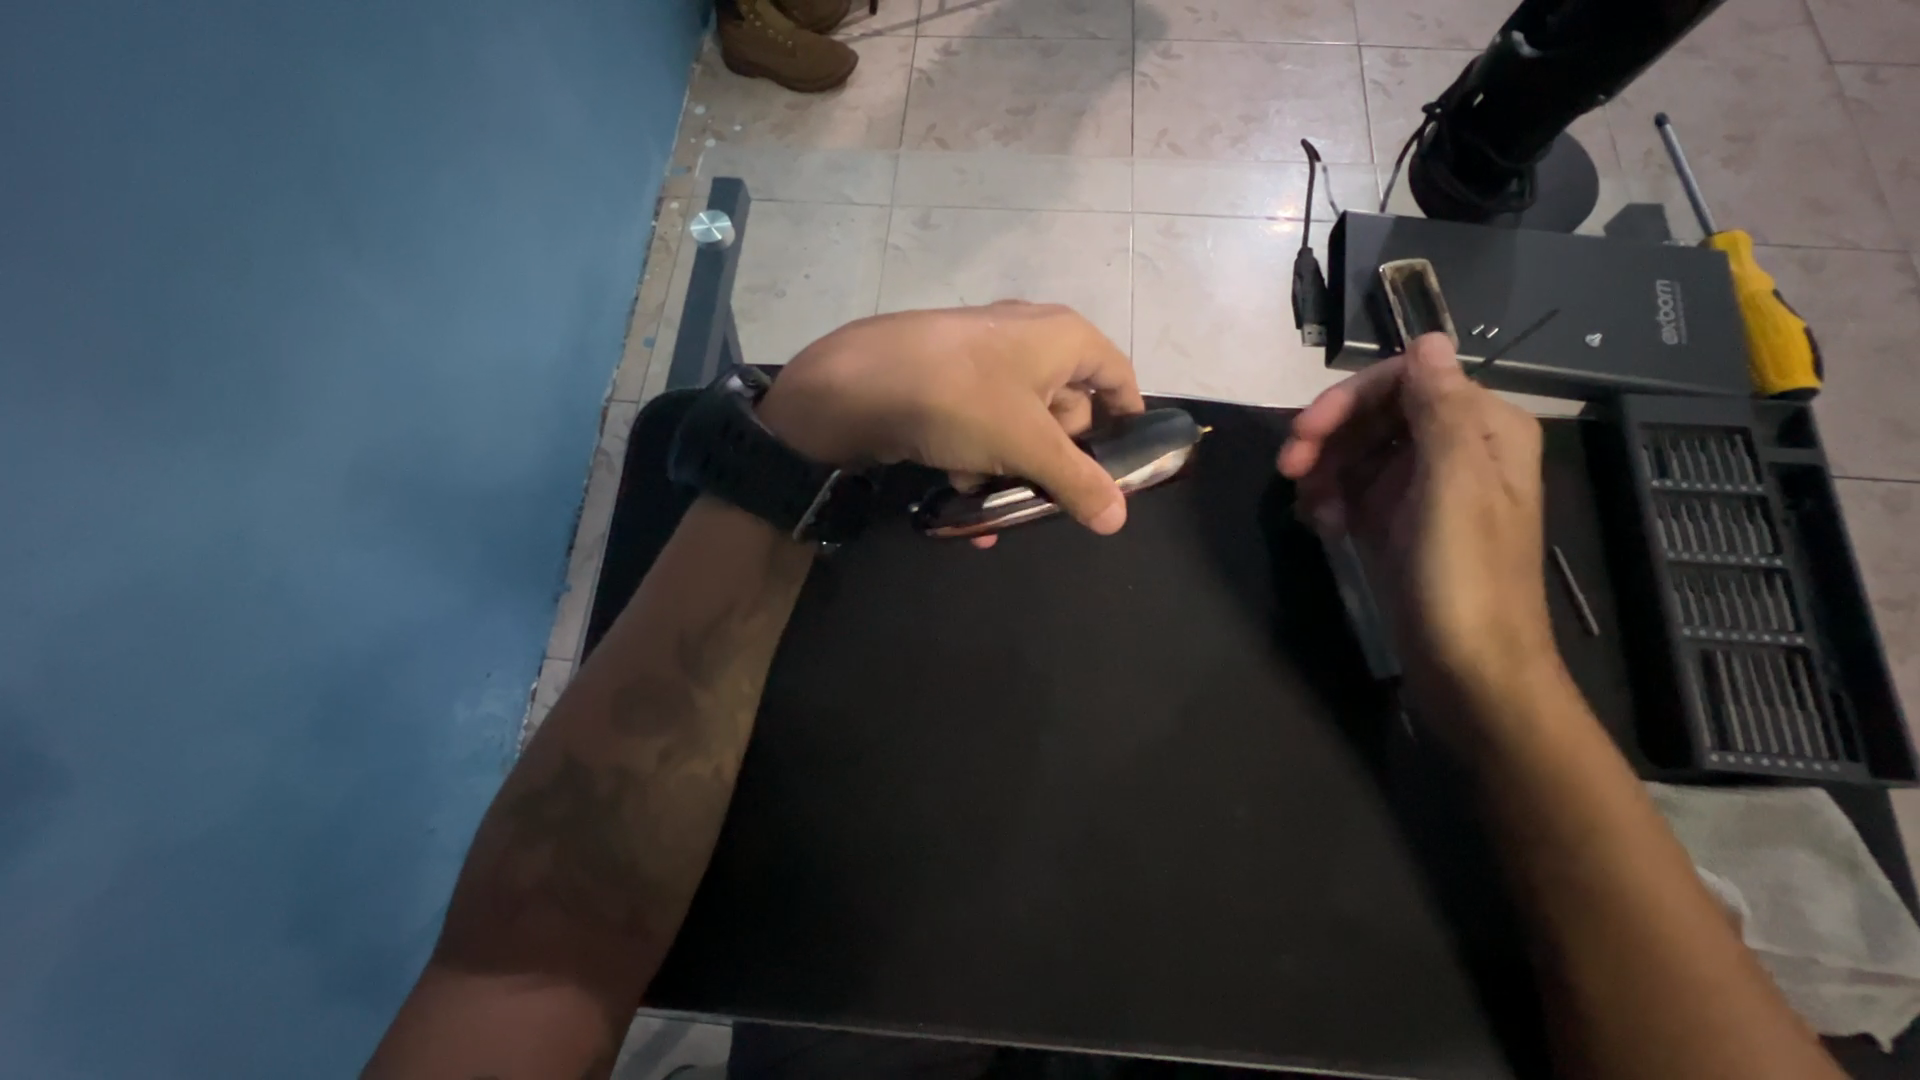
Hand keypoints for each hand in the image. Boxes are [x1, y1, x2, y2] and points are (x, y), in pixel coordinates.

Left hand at [756, 302, 1145, 540]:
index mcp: (1062, 337)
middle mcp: (1028, 340)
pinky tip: (964, 497)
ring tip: (1000, 513)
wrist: (855, 384)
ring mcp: (982, 362)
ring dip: (1013, 471)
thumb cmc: (962, 399)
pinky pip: (980, 427)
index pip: (1117, 376)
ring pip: (1019, 425)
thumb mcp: (1027, 445)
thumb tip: (1118, 520)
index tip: (1128, 468)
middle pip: (1067, 409)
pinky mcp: (946, 384)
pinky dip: (978, 461)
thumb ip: (1076, 482)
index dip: (1127, 421)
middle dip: (1059, 461)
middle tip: (1055, 502)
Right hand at [1277, 333, 1560, 721]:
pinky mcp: (1397, 524)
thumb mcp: (1453, 485)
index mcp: (1482, 430)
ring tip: (1310, 510)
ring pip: (1359, 453)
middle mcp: (1456, 450)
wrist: (1470, 670)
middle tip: (1287, 469)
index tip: (1304, 432)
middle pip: (1377, 415)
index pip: (1406, 380)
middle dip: (1329, 436)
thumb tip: (1429, 337)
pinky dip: (1332, 501)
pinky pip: (1354, 491)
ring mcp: (1424, 490)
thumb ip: (1440, 408)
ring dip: (1325, 472)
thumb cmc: (1465, 576)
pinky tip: (1323, 527)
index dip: (1350, 398)